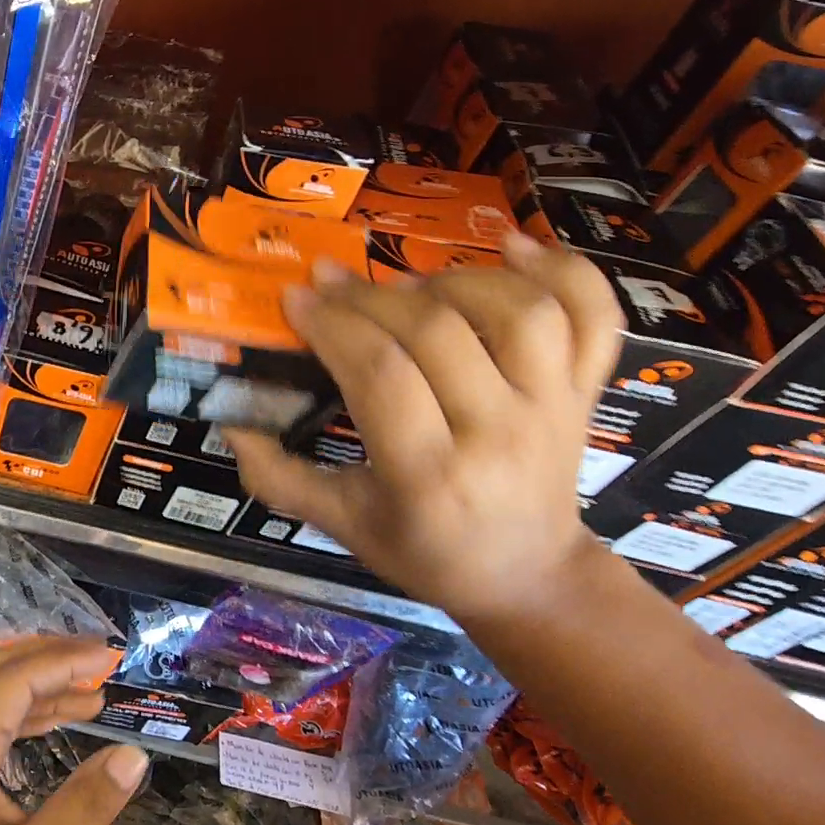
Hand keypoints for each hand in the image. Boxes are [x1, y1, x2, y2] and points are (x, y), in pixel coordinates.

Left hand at [0, 639, 147, 824]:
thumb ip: (86, 805)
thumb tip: (132, 756)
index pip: (14, 680)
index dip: (63, 661)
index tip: (110, 656)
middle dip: (48, 656)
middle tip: (102, 659)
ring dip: (37, 684)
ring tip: (93, 691)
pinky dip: (22, 712)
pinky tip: (57, 720)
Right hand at [225, 234, 622, 623]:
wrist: (526, 576)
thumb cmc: (421, 552)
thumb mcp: (339, 524)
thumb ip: (278, 478)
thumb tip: (230, 426)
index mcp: (427, 473)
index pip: (379, 374)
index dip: (333, 326)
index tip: (296, 301)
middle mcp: (497, 432)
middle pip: (436, 331)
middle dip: (370, 296)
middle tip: (328, 283)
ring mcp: (553, 407)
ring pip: (517, 311)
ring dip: (453, 279)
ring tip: (406, 282)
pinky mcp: (586, 392)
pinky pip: (593, 314)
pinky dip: (560, 269)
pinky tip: (513, 248)